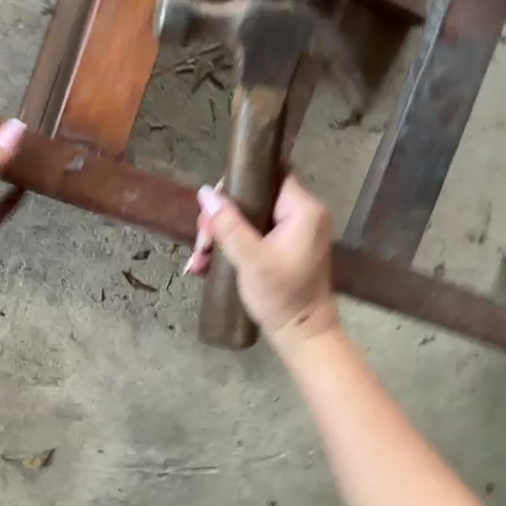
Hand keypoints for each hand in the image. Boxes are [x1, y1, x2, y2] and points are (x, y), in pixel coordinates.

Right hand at [185, 178, 339, 346]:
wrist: (302, 333)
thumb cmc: (282, 296)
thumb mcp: (250, 260)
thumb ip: (228, 225)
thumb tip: (205, 193)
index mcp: (303, 209)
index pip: (271, 172)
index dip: (240, 181)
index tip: (215, 203)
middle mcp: (304, 213)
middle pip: (254, 195)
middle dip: (222, 215)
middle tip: (203, 239)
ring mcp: (295, 230)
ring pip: (249, 215)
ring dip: (222, 232)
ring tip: (201, 256)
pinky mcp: (285, 245)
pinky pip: (253, 232)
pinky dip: (232, 243)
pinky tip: (209, 261)